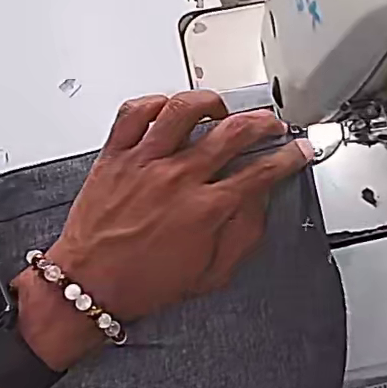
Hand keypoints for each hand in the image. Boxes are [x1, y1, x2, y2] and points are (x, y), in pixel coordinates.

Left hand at [16, 91, 312, 369]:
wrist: (91, 285)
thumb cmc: (143, 283)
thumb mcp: (209, 274)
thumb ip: (243, 236)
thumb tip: (260, 201)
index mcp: (206, 210)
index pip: (261, 171)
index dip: (288, 157)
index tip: (296, 151)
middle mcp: (178, 179)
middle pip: (233, 131)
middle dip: (263, 122)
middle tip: (269, 124)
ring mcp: (144, 162)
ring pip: (184, 109)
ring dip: (211, 102)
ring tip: (219, 109)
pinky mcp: (115, 156)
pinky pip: (134, 113)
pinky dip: (154, 102)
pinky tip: (166, 110)